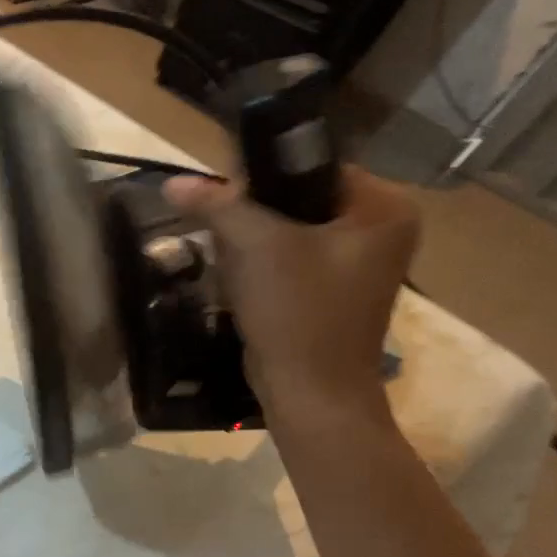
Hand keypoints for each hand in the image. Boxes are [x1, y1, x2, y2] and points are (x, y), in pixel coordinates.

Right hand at [164, 165, 419, 420]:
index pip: (312, 166)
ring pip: (290, 227)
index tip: (223, 198)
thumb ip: (217, 205)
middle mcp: (382, 228)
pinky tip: (238, 277)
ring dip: (251, 238)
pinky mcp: (333, 287)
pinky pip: (290, 255)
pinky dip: (260, 261)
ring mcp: (359, 261)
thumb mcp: (255, 247)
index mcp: (384, 209)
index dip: (261, 176)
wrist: (311, 390)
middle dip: (252, 212)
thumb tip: (172, 182)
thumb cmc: (298, 311)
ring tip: (227, 255)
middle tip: (220, 230)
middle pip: (298, 197)